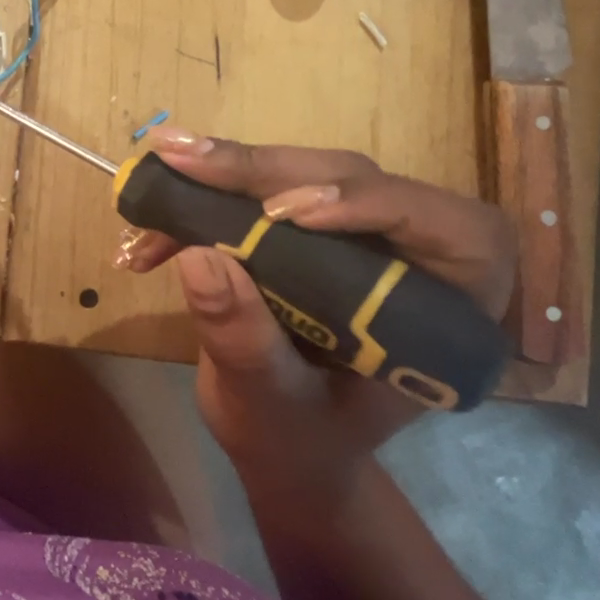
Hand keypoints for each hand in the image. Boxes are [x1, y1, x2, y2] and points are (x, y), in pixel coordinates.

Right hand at [121, 128, 515, 497]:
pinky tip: (145, 226)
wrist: (275, 441)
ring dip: (224, 172)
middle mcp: (407, 259)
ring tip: (159, 166)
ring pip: (299, 174)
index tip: (283, 213)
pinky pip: (254, 191)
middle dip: (266, 170)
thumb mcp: (269, 402)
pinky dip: (197, 198)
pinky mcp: (299, 229)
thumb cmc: (296, 438)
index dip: (377, 204)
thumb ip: (245, 340)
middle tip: (184, 159)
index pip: (453, 233)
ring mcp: (348, 237)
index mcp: (442, 314)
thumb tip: (200, 257)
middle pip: (355, 181)